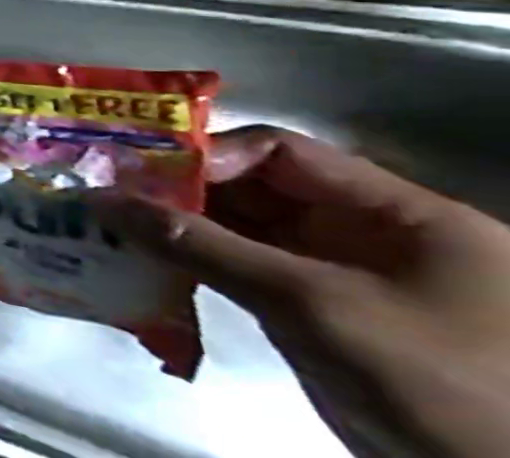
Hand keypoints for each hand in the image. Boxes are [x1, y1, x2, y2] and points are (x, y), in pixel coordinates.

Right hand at [114, 126, 509, 457]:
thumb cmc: (431, 379)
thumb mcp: (311, 305)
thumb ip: (202, 246)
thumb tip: (101, 199)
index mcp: (400, 213)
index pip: (280, 153)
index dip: (207, 155)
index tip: (139, 173)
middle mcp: (372, 235)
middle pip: (256, 190)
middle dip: (180, 194)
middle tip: (108, 198)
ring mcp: (349, 280)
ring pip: (244, 233)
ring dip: (181, 231)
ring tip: (112, 229)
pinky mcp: (326, 318)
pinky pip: (248, 274)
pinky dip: (199, 266)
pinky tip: (147, 267)